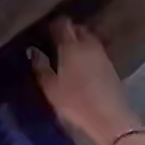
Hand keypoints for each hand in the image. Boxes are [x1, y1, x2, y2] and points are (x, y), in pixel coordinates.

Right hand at [32, 17, 143, 144]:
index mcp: (72, 45)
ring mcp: (102, 54)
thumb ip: (41, 67)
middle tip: (55, 42)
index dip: (53, 24)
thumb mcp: (51, 89)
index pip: (63, 24)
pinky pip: (96, 50)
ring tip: (67, 53)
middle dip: (68, 31)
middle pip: (78, 28)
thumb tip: (34, 50)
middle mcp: (89, 44)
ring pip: (89, 38)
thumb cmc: (76, 103)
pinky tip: (81, 64)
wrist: (110, 120)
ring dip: (79, 41)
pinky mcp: (111, 65)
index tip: (44, 31)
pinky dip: (87, 51)